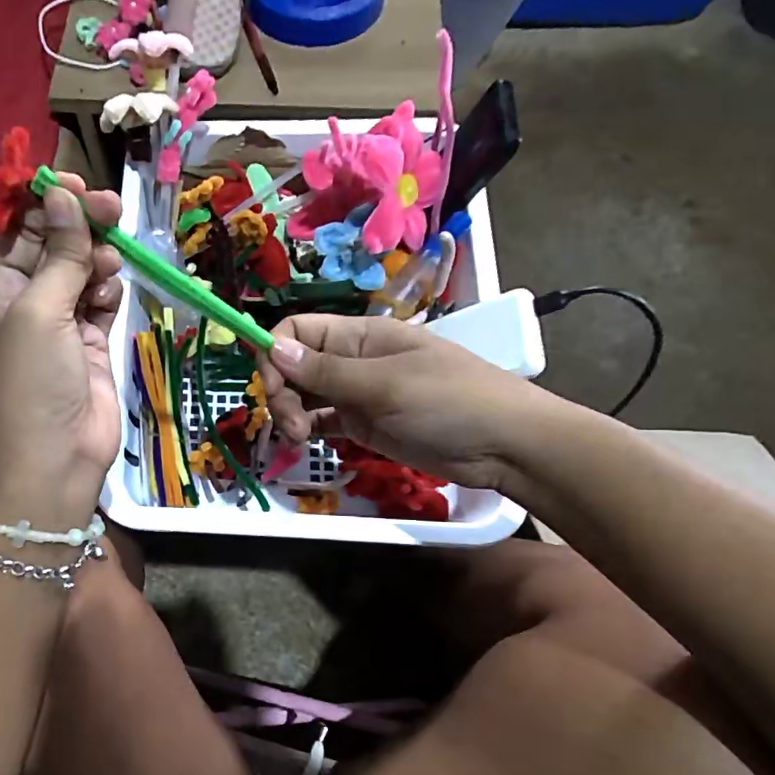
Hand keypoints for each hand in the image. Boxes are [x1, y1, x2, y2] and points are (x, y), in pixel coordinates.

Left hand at [0, 172, 123, 518]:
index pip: (18, 231)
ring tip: (109, 264)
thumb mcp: (39, 310)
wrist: (59, 453)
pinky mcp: (89, 340)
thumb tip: (63, 195)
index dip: (46, 204)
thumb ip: (59, 254)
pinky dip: (107, 290)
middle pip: (54, 246)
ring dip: (97, 259)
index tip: (76, 183)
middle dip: (80, 225)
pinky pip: (100, 299)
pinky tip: (110, 293)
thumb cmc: (34, 379)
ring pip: (82, 270)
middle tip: (113, 209)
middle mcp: (23, 300)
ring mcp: (59, 322)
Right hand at [256, 314, 556, 490]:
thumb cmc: (450, 400)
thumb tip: (273, 348)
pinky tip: (305, 442)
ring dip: (291, 414)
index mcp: (359, 335)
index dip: (275, 351)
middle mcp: (353, 360)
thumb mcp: (385, 384)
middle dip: (282, 392)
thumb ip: (327, 372)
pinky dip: (308, 429)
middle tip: (291, 425)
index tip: (271, 385)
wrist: (503, 444)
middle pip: (295, 365)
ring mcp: (358, 393)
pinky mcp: (365, 424)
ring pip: (305, 395)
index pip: (299, 330)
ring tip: (301, 439)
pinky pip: (323, 420)